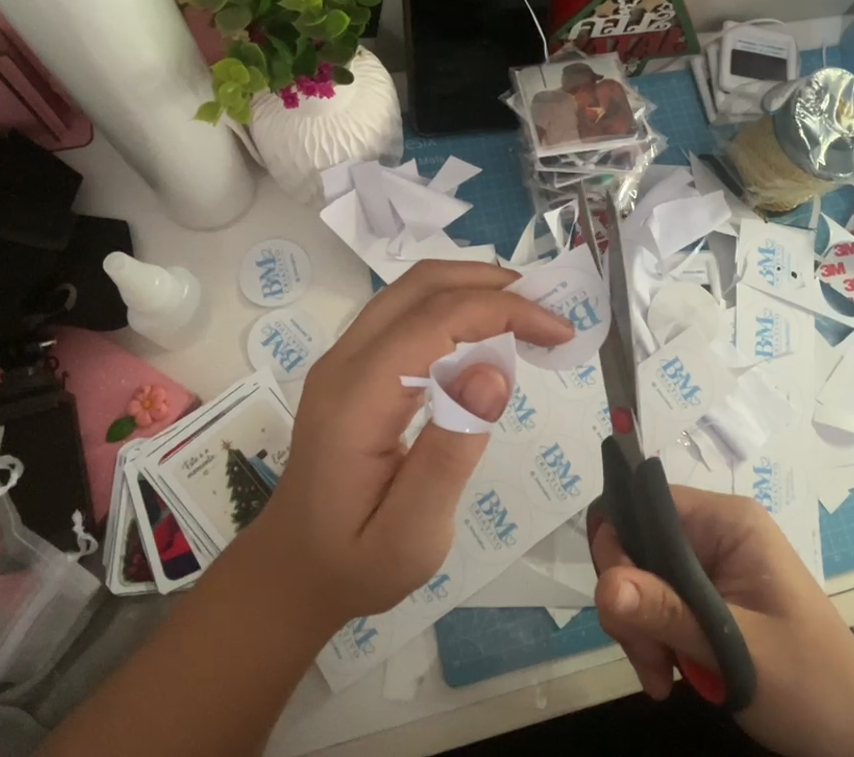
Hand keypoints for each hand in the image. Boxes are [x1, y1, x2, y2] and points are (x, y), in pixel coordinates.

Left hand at [249, 260, 572, 628]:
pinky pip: (406, 313)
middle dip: (493, 285)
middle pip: (421, 286)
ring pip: (412, 290)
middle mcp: (343, 363)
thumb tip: (493, 371)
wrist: (294, 568)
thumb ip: (450, 454)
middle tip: (553, 309)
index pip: (436, 320)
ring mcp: (343, 359)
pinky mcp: (352, 366)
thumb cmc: (356, 561)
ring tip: (531, 315)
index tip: (560, 331)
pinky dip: (456, 307)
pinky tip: (488, 333)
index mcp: (356, 400)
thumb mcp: (412, 534)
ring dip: (474, 289)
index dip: (504, 310)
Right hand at [590, 486, 853, 756]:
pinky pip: (658, 604)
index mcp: (729, 522)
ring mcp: (712, 565)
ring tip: (662, 679)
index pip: (645, 504)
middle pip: (638, 545)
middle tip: (649, 659)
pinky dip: (653, 640)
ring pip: (641, 579)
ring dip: (640, 630)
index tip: (618, 605)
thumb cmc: (811, 685)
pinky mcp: (709, 598)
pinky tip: (667, 678)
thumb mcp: (735, 649)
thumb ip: (667, 613)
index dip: (619, 546)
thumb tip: (603, 586)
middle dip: (629, 602)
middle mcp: (716, 532)